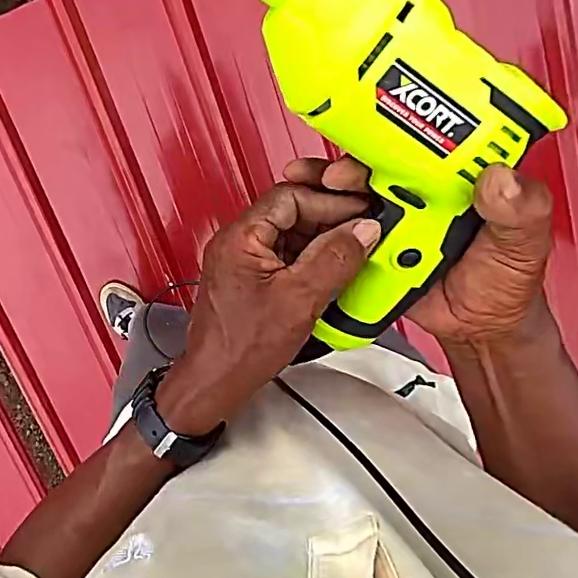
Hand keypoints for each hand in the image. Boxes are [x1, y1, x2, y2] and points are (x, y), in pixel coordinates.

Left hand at [154, 182, 380, 435]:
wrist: (216, 380)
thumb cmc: (239, 348)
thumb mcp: (300, 300)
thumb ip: (335, 259)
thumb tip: (361, 231)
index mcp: (241, 237)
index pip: (291, 196)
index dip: (331, 201)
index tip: (359, 213)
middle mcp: (236, 242)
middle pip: (291, 212)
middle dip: (330, 221)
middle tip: (361, 232)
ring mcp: (242, 260)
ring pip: (291, 234)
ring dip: (323, 242)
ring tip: (351, 255)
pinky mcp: (249, 278)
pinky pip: (285, 256)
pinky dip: (311, 261)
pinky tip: (331, 274)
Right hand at [282, 156, 553, 345]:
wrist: (479, 325)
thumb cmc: (506, 280)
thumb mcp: (526, 242)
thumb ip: (522, 209)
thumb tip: (501, 178)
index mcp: (462, 177)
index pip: (429, 139)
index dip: (402, 130)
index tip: (382, 131)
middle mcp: (425, 189)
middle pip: (380, 160)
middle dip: (352, 159)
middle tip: (340, 173)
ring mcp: (397, 215)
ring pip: (357, 191)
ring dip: (330, 186)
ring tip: (313, 186)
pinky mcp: (376, 241)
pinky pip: (349, 227)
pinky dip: (325, 221)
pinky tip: (312, 215)